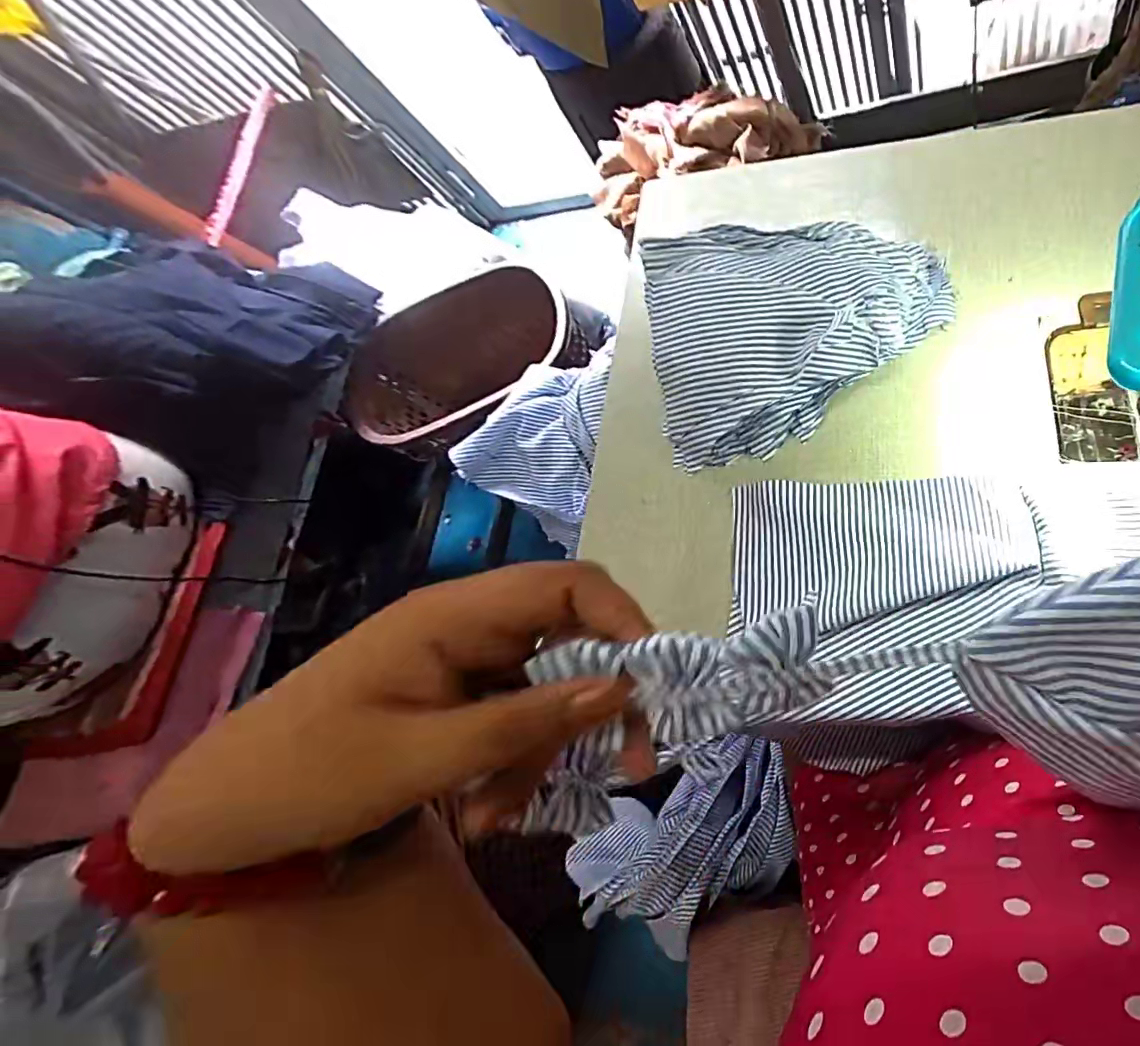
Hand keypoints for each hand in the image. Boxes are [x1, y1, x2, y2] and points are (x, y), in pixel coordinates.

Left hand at [129, 562, 652, 875]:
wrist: (214, 825)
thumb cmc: (303, 778)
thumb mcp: (419, 758)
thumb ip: (526, 721)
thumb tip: (623, 689)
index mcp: (456, 615)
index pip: (570, 586)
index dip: (623, 619)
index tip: (651, 677)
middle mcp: (477, 625)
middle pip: (577, 638)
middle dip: (606, 698)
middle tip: (632, 756)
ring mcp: (476, 659)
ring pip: (558, 684)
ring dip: (552, 747)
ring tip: (504, 813)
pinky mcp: (473, 693)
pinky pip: (529, 713)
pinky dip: (525, 759)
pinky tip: (491, 811)